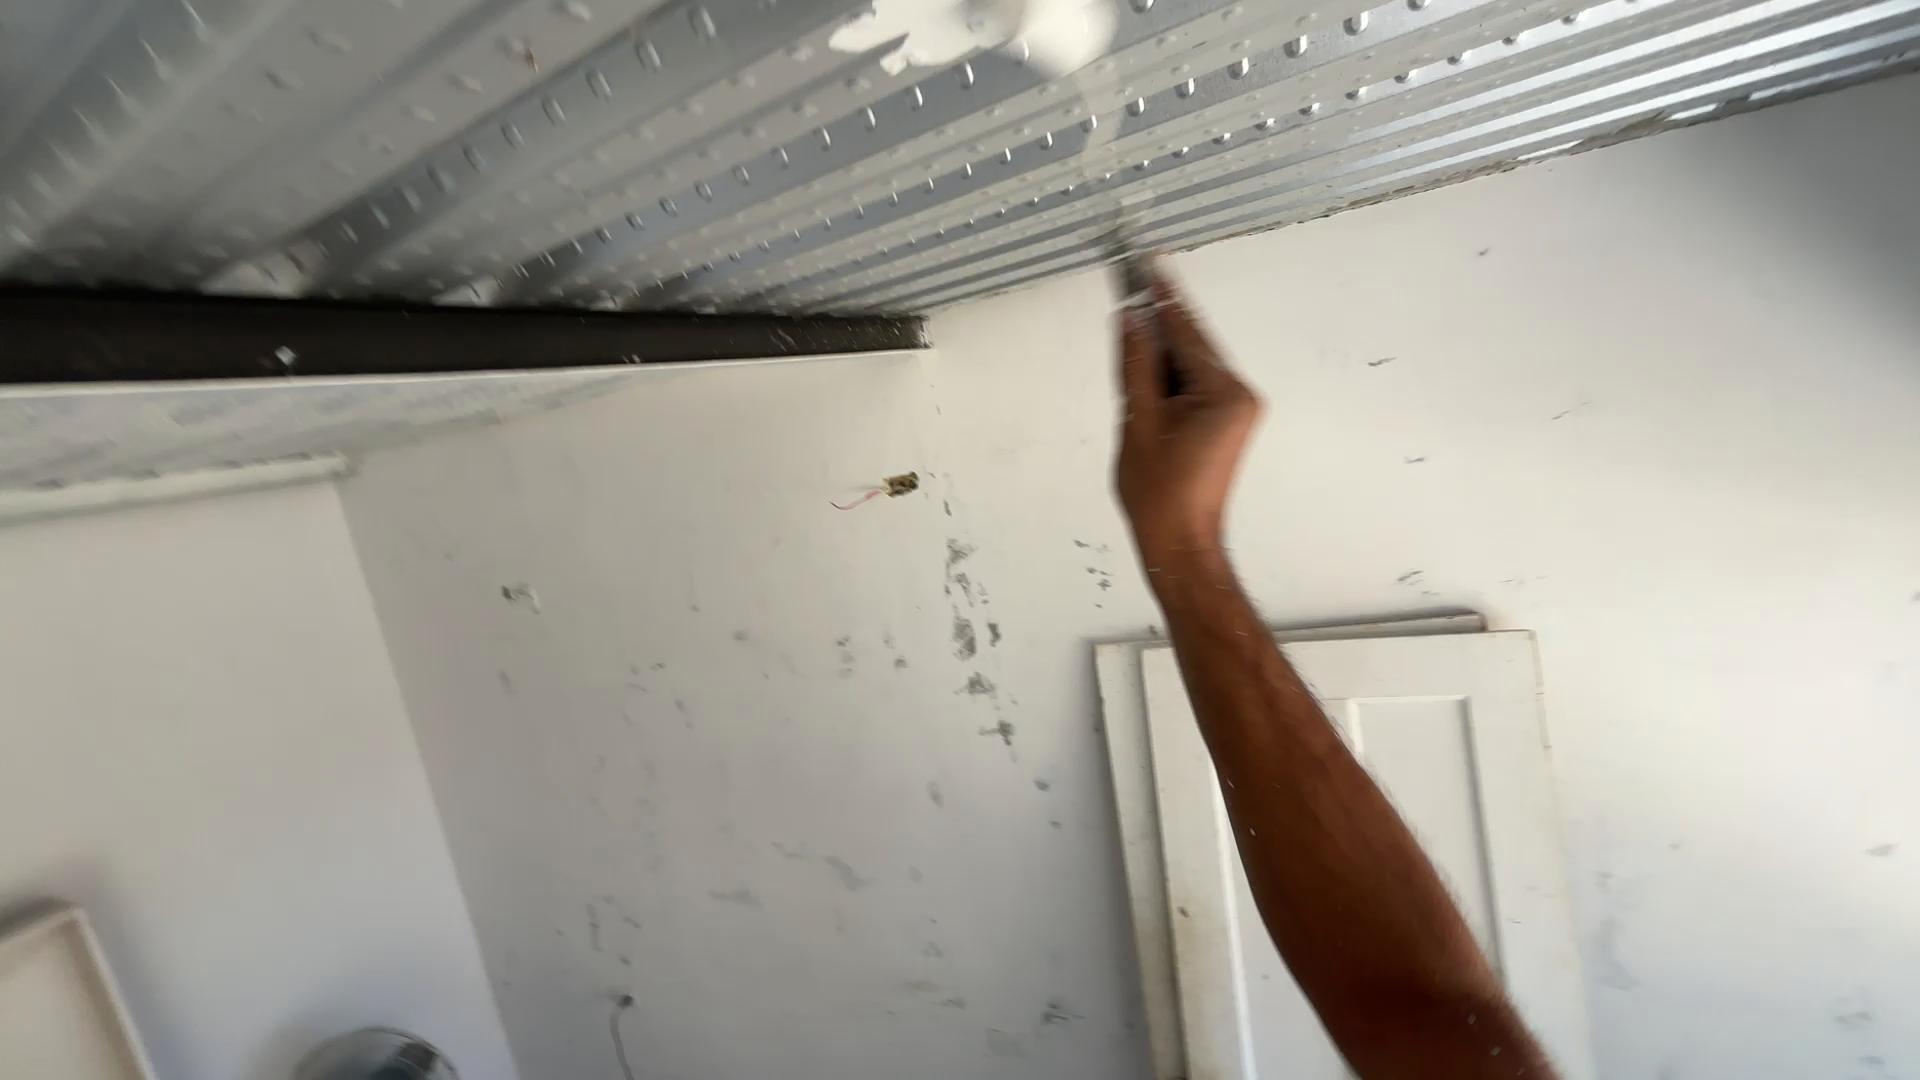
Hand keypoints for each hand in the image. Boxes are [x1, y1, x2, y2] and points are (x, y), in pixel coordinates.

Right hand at [1114, 267, 1261, 565]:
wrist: (1179, 542)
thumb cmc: (1158, 493)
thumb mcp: (1138, 422)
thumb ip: (1136, 366)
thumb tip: (1132, 319)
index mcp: (1224, 392)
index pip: (1187, 331)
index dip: (1161, 296)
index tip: (1147, 259)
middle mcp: (1239, 394)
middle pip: (1190, 346)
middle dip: (1155, 331)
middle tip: (1125, 303)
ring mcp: (1235, 409)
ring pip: (1188, 367)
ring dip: (1156, 359)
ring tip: (1127, 364)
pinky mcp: (1225, 422)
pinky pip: (1192, 387)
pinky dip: (1166, 380)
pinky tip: (1143, 383)